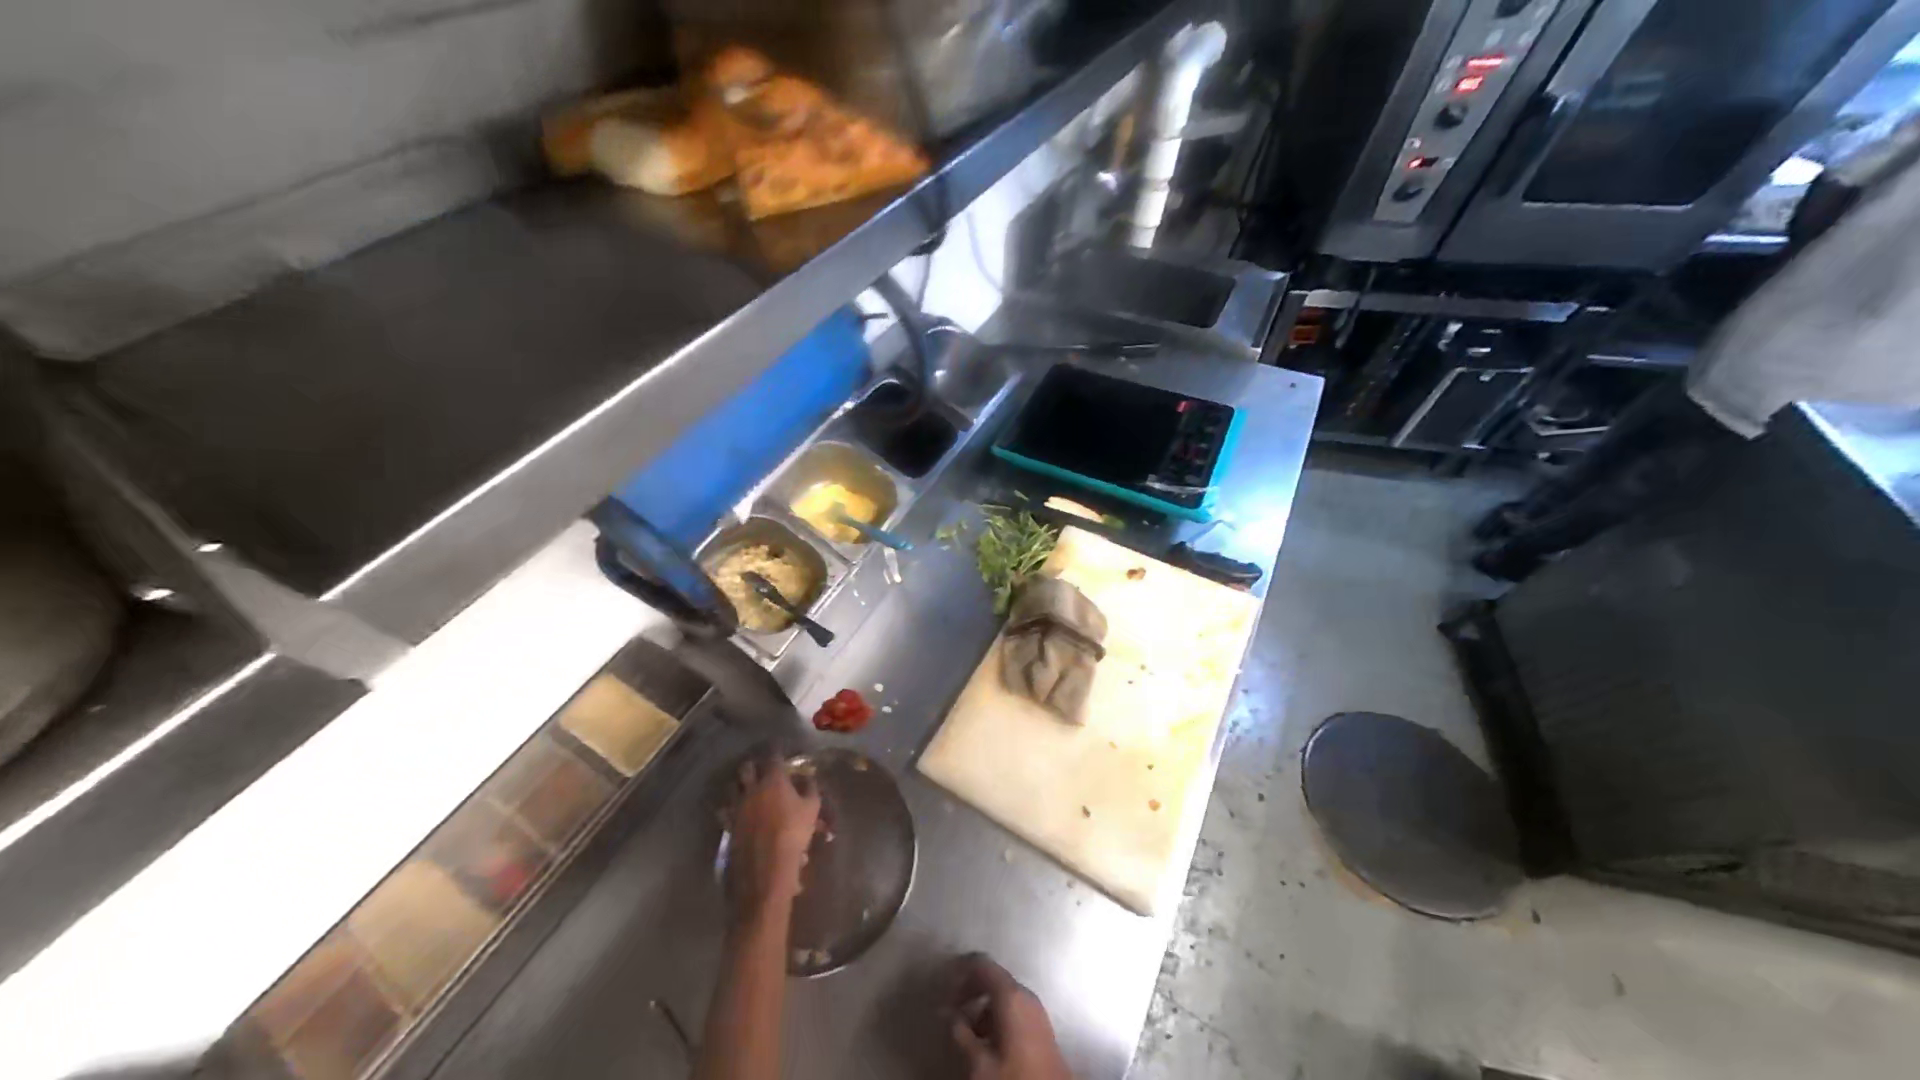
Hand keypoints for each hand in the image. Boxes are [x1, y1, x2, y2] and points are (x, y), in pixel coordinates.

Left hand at [725, 757, 821, 919]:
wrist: (767, 868)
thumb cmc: (794, 834)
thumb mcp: (812, 809)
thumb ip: (810, 789)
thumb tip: (808, 776)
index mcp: (773, 780)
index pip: (773, 756)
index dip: (776, 750)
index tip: (779, 746)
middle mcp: (751, 788)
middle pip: (746, 768)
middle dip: (753, 765)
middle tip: (760, 766)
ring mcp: (736, 806)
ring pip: (732, 786)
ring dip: (739, 784)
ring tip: (745, 786)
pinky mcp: (728, 824)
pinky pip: (725, 810)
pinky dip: (729, 807)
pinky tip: (735, 810)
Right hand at [949, 955, 1071, 1079]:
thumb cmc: (1015, 1076)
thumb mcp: (980, 1062)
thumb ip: (961, 1033)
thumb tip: (947, 1013)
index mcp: (1010, 995)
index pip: (982, 964)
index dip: (961, 970)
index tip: (946, 986)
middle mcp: (1025, 994)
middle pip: (993, 977)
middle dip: (970, 989)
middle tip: (953, 1008)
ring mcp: (1035, 1008)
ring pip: (1003, 994)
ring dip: (983, 1005)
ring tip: (969, 1030)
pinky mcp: (1040, 1023)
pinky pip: (1014, 1007)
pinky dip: (997, 1014)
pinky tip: (989, 1037)